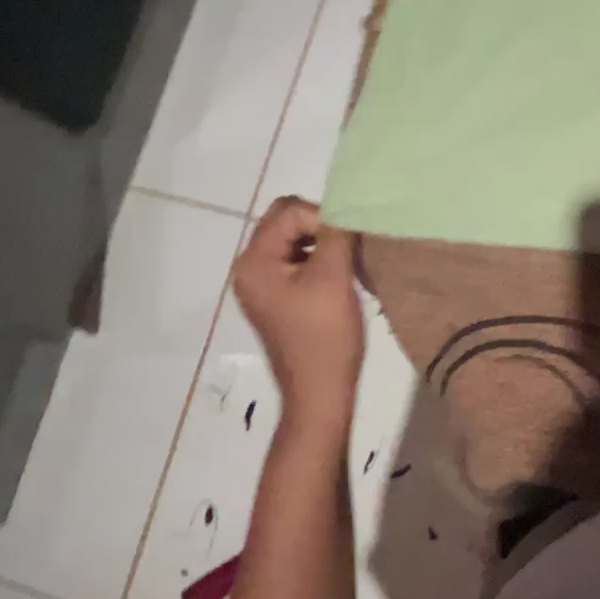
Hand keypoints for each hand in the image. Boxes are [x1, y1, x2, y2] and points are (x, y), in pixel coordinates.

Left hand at [233, 197, 364, 432]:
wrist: (319, 393)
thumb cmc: (325, 335)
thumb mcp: (333, 277)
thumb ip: (337, 232)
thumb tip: (345, 205)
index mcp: (254, 261)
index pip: (289, 211)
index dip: (324, 217)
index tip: (350, 243)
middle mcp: (249, 268)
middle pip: (287, 222)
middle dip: (322, 227)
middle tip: (350, 249)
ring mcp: (261, 285)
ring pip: (295, 242)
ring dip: (323, 245)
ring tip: (348, 265)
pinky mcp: (277, 299)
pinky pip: (297, 263)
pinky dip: (319, 262)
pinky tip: (340, 280)